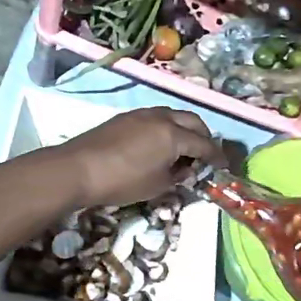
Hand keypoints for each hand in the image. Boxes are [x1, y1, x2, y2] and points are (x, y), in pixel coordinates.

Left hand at [51, 108, 221, 207]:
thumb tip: (184, 169)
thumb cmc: (121, 181)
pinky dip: (165, 128)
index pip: (205, 144)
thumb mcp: (157, 186)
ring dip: (183, 129)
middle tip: (205, 155)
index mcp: (174, 134)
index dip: (217, 157)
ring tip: (182, 150)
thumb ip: (177, 176)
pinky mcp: (124, 117)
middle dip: (203, 137)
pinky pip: (155, 118)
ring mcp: (141, 114)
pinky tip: (159, 145)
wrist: (77, 168)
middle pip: (192, 122)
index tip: (223, 166)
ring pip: (173, 115)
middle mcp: (161, 117)